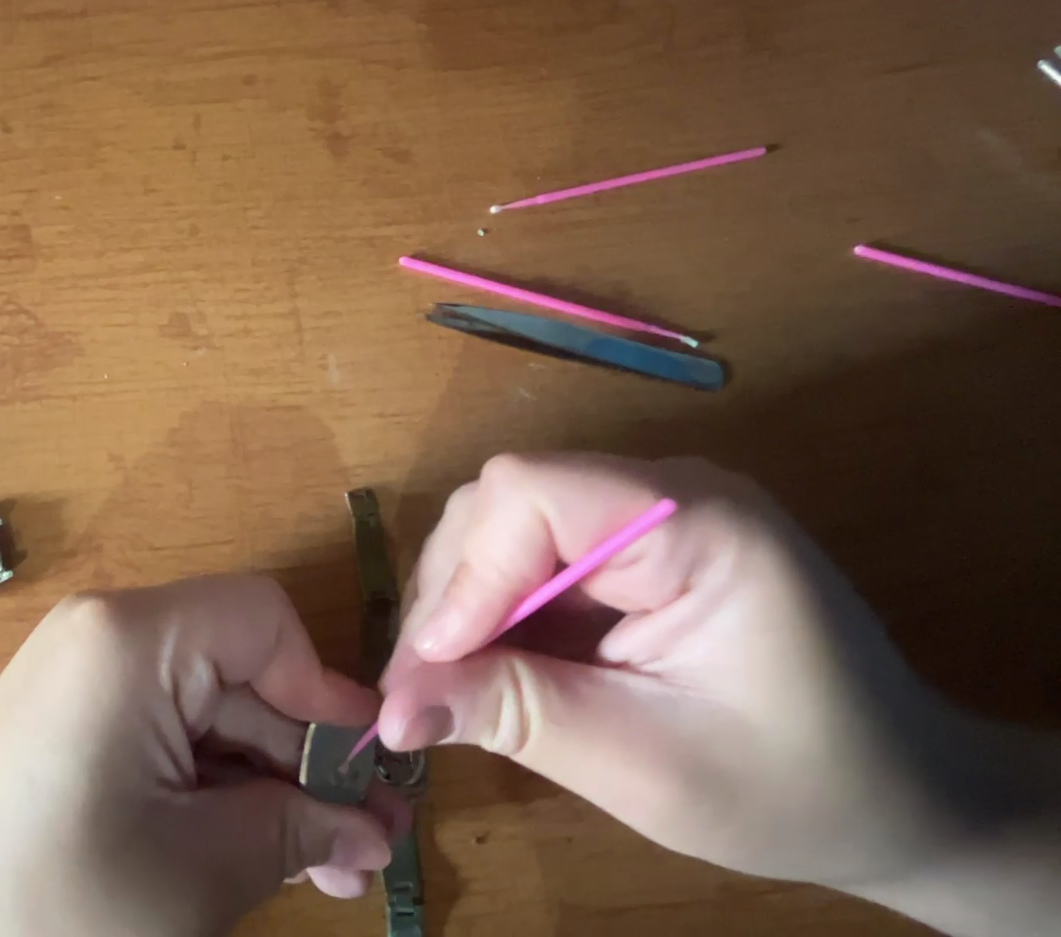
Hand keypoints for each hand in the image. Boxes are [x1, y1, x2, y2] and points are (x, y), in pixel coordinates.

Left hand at [0, 576, 406, 936]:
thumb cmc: (52, 897)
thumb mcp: (195, 870)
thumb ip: (296, 830)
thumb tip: (374, 825)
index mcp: (133, 638)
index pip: (263, 621)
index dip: (323, 693)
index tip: (363, 777)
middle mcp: (112, 630)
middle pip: (243, 669)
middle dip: (304, 757)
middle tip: (362, 848)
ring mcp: (93, 667)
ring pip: (214, 705)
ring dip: (268, 781)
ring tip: (325, 865)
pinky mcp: (83, 706)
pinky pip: (174, 725)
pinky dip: (218, 780)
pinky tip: (259, 845)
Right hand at [374, 453, 991, 890]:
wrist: (899, 798)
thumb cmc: (796, 790)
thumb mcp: (645, 766)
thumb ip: (513, 716)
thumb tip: (390, 713)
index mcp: (696, 522)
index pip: (529, 493)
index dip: (467, 571)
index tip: (435, 663)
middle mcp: (658, 491)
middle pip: (498, 504)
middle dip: (450, 594)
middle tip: (422, 688)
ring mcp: (638, 511)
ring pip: (495, 526)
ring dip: (458, 603)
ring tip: (447, 683)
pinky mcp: (620, 543)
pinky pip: (519, 554)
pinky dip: (485, 610)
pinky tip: (484, 663)